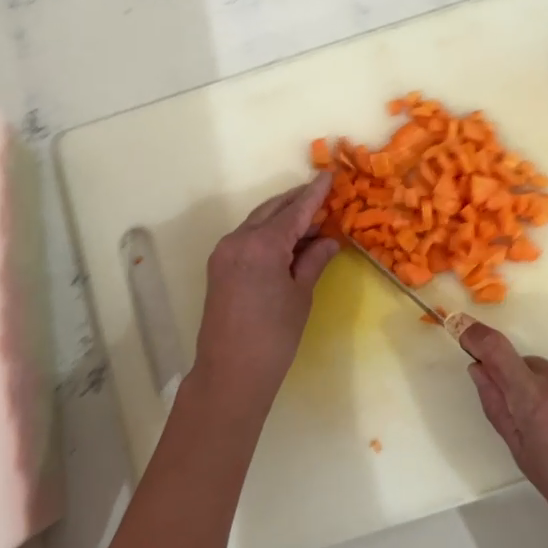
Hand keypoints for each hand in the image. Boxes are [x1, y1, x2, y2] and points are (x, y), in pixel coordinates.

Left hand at [191, 174, 339, 410]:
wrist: (230, 372)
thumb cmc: (274, 336)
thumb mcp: (300, 295)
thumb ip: (313, 261)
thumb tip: (328, 240)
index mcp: (262, 243)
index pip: (294, 210)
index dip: (314, 194)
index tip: (328, 175)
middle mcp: (238, 239)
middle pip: (271, 211)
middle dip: (297, 202)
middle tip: (323, 197)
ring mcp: (224, 252)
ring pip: (257, 223)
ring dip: (282, 218)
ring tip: (310, 219)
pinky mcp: (218, 266)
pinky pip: (246, 239)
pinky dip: (267, 234)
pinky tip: (286, 241)